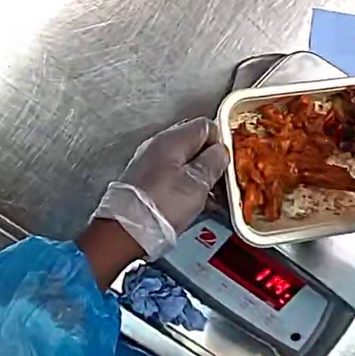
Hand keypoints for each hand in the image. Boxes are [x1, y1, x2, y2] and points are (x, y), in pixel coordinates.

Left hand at [92, 118, 229, 260]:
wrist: (126, 229)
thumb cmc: (161, 206)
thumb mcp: (197, 184)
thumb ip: (213, 162)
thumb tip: (221, 150)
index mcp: (172, 139)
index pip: (205, 125)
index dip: (221, 141)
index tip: (229, 159)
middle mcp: (158, 144)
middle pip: (193, 141)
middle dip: (210, 158)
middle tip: (221, 178)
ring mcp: (149, 160)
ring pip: (183, 159)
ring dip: (198, 173)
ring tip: (208, 195)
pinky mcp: (143, 178)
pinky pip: (171, 172)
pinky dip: (184, 183)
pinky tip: (190, 200)